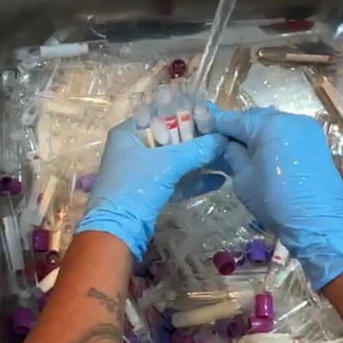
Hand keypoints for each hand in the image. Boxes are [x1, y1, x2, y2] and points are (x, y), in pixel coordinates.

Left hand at [76, 123, 228, 258]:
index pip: (160, 113)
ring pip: (174, 160)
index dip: (186, 112)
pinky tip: (218, 180)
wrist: (117, 230)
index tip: (211, 114)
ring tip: (225, 157)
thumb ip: (196, 150)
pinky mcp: (150, 192)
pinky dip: (193, 180)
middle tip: (222, 136)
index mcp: (129, 133)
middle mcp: (133, 148)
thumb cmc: (136, 187)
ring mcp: (141, 171)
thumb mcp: (167, 164)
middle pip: (170, 137)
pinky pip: (175, 180)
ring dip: (198, 160)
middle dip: (196, 138)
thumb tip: (223, 139)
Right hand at [210, 106, 342, 287]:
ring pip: (272, 123)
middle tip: (220, 145)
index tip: (199, 129)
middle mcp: (289, 118)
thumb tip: (223, 143)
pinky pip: (286, 132)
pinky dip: (272, 139)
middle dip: (237, 129)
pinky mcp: (315, 140)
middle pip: (254, 117)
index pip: (233, 119)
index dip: (215, 125)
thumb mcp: (243, 178)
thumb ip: (231, 154)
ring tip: (241, 151)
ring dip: (256, 134)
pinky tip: (262, 155)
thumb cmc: (275, 201)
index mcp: (268, 125)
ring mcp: (305, 128)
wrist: (319, 222)